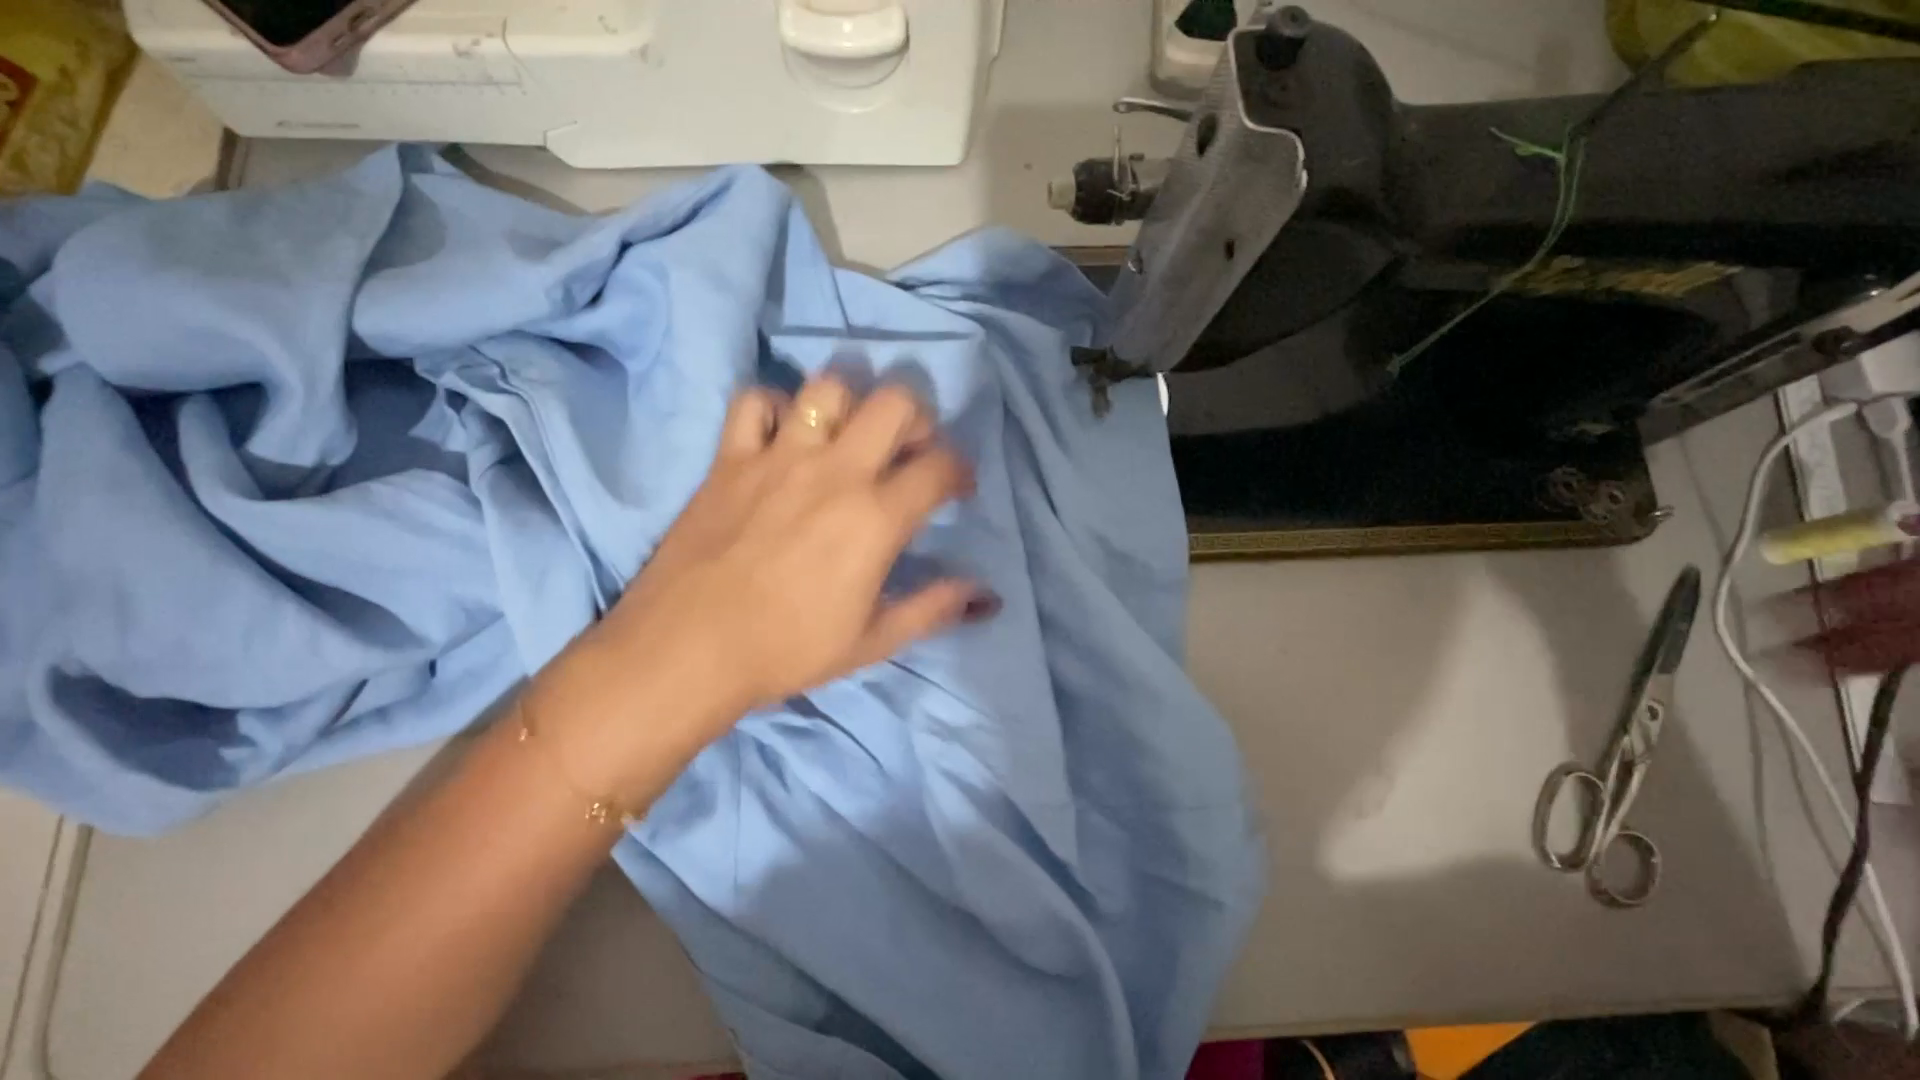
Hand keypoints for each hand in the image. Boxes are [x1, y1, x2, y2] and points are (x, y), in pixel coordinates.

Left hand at [535, 376, 991, 791]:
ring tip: (847, 435)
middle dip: (917, 417)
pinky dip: (774, 408)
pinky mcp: (730, 458)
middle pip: (895, 403)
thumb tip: (989, 596)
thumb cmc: (787, 651)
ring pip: (827, 388)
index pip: (940, 467)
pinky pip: (754, 401)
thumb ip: (933, 608)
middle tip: (909, 449)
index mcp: (876, 517)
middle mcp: (835, 471)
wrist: (688, 649)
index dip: (960, 472)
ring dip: (850, 403)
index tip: (957, 489)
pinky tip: (780, 436)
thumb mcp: (872, 641)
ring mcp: (778, 457)